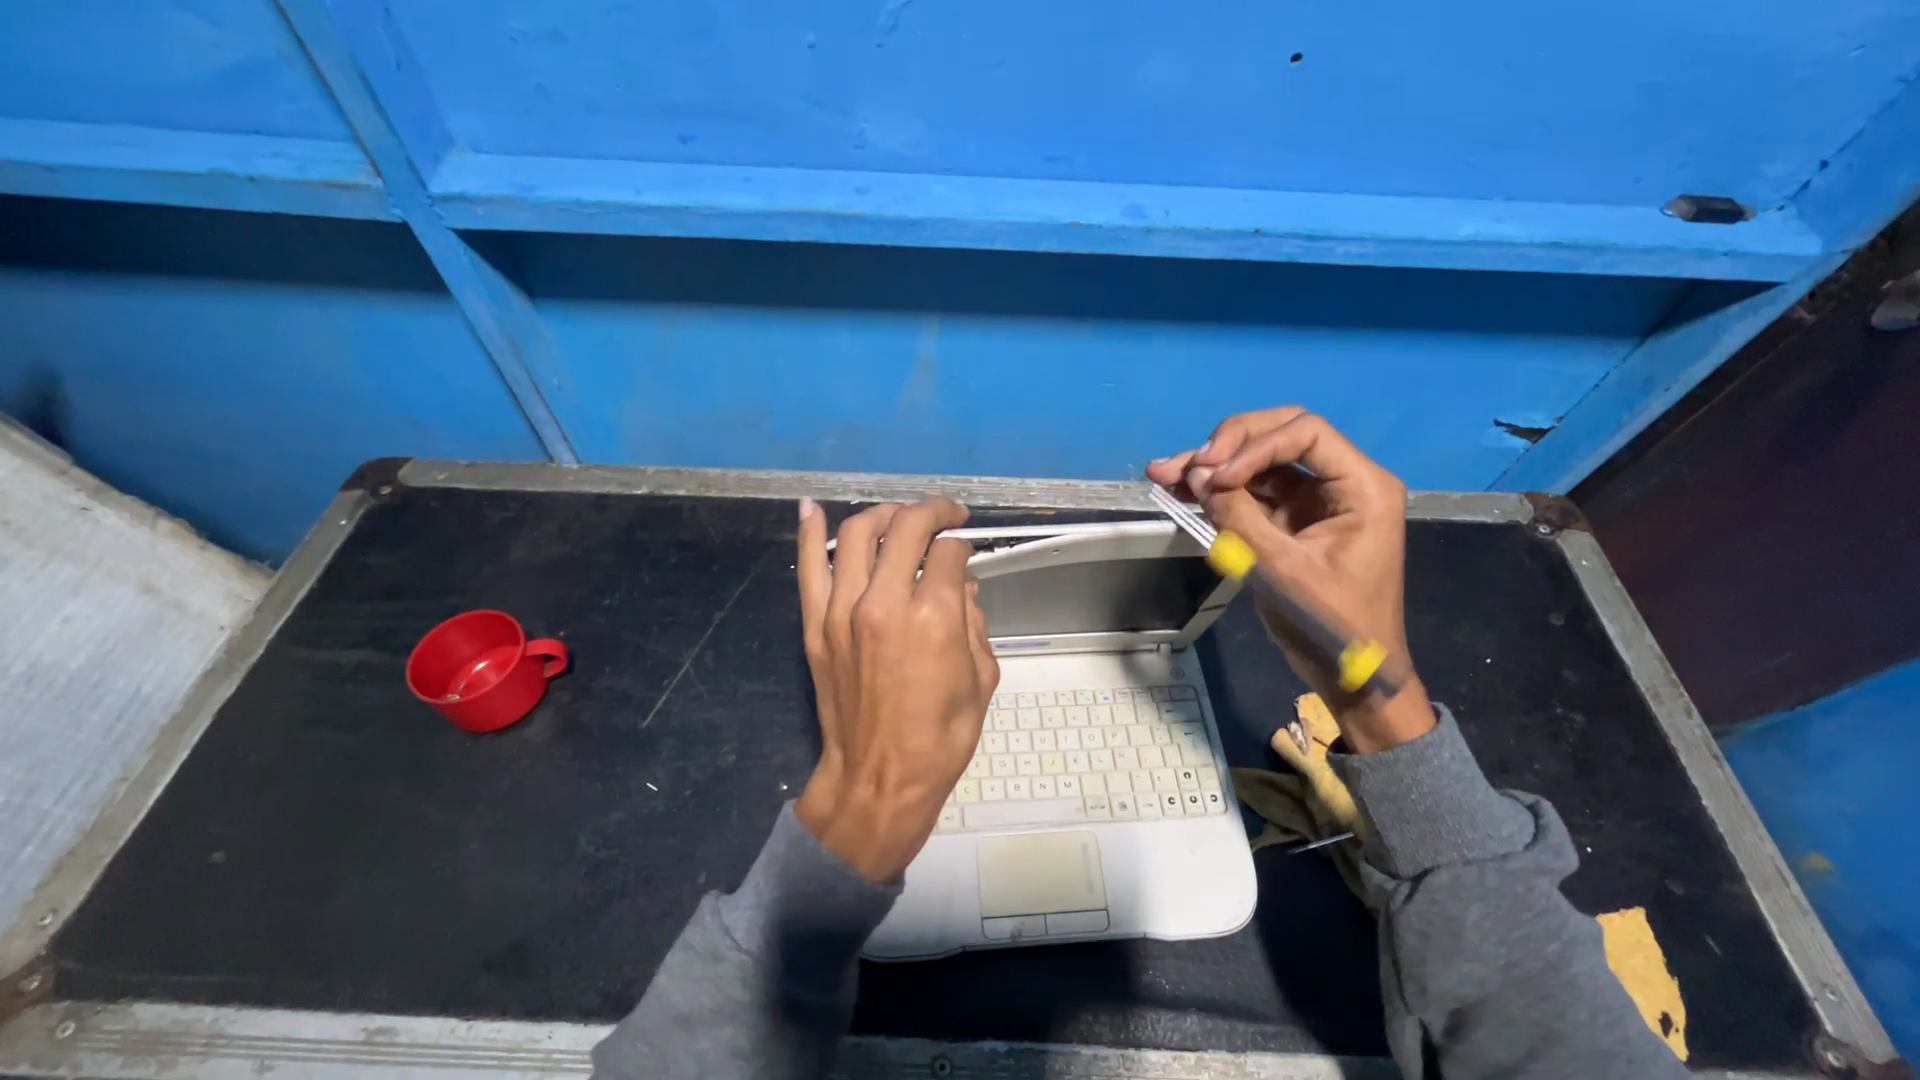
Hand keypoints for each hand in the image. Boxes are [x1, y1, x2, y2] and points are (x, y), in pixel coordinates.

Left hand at [791, 497, 998, 881]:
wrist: (880, 779)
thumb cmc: (940, 737)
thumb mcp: (981, 678)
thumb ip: (974, 621)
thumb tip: (961, 586)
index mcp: (933, 617)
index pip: (948, 551)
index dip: (963, 544)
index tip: (965, 550)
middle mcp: (884, 602)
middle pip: (906, 527)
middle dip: (932, 512)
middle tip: (946, 515)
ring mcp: (842, 610)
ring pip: (857, 534)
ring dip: (884, 514)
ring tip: (900, 517)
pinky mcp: (815, 624)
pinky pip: (808, 567)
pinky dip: (808, 532)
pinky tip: (812, 508)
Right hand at [1147, 407, 1434, 752]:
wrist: (1351, 676)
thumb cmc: (1333, 626)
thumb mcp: (1283, 571)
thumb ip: (1240, 518)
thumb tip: (1198, 477)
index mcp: (1362, 487)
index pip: (1305, 433)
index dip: (1254, 446)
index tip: (1216, 478)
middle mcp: (1341, 481)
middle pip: (1279, 434)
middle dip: (1229, 445)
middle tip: (1189, 466)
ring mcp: (1314, 499)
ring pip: (1258, 461)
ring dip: (1213, 466)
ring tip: (1164, 473)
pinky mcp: (1291, 518)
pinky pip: (1251, 491)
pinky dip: (1217, 490)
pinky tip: (1179, 489)